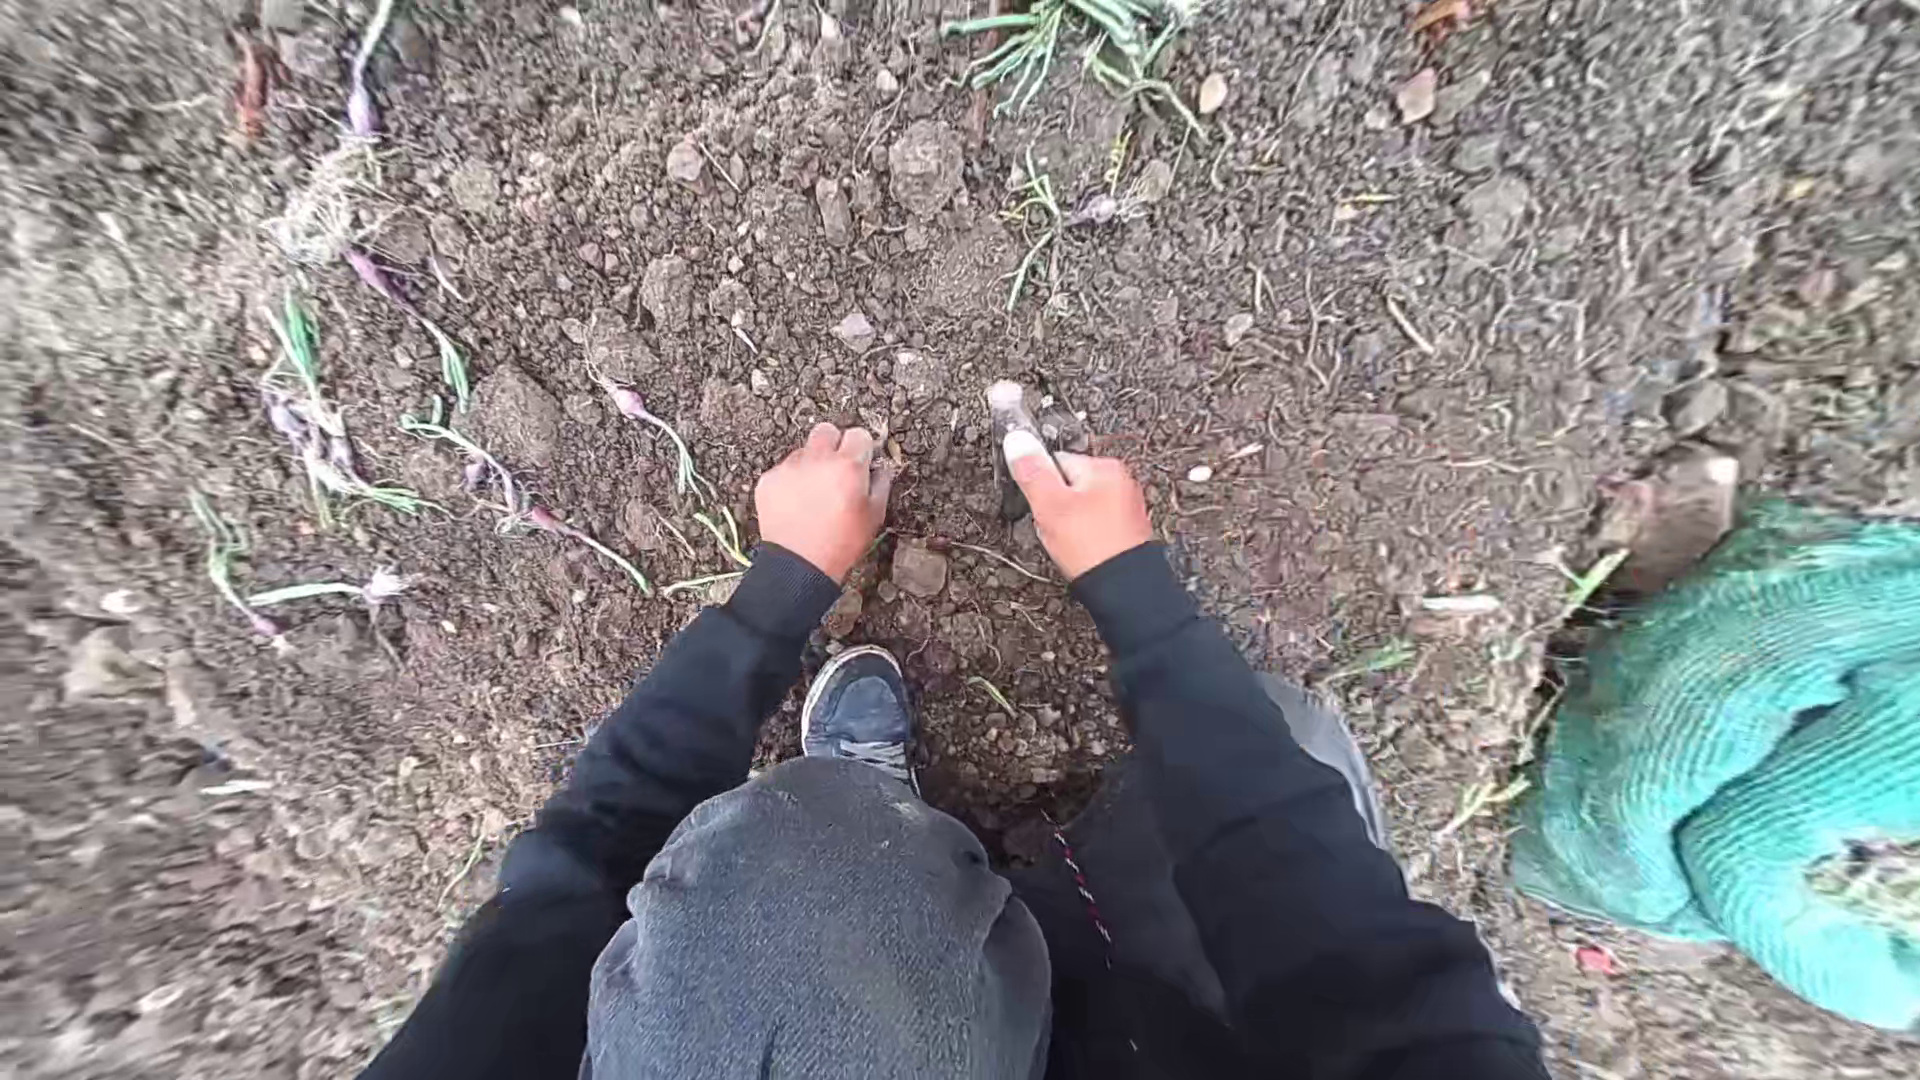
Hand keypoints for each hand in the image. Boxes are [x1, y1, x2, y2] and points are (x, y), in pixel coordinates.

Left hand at [756, 423, 892, 581]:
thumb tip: (879, 468)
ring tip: (815, 494)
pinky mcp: (769, 480)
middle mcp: (817, 459)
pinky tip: (797, 504)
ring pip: (804, 451)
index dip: (862, 448)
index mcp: (848, 466)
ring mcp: (790, 468)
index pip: (859, 434)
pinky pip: (783, 470)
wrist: (800, 565)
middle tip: (836, 468)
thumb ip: (880, 483)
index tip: (860, 461)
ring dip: (811, 464)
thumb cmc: (841, 543)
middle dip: (834, 444)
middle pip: (827, 430)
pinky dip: (791, 481)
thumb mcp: (874, 516)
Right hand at [1003, 430, 1152, 579]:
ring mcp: (1125, 506)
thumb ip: (1032, 471)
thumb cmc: (1091, 546)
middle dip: (1055, 506)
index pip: (1056, 461)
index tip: (1042, 504)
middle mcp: (1120, 482)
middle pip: (1067, 485)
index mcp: (1104, 468)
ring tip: (1070, 541)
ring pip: (1078, 507)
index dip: (1042, 486)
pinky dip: (1083, 536)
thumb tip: (1017, 440)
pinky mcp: (1125, 530)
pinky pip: (1092, 525)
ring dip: (1068, 523)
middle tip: (1056, 526)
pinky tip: (1081, 549)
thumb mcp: (1050, 504)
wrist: (1121, 587)